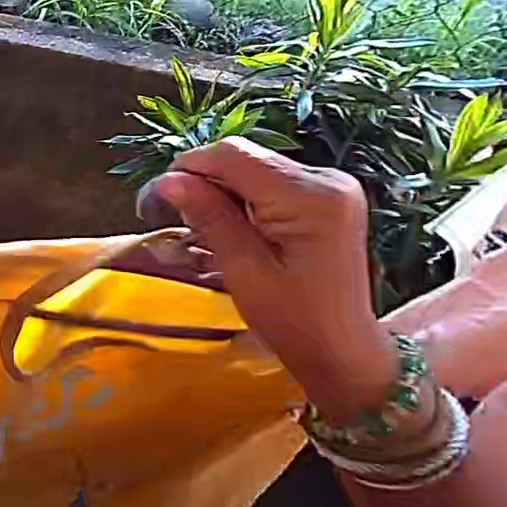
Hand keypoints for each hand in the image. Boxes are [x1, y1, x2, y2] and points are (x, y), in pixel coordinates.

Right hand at [143, 139, 395, 419]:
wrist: (344, 350)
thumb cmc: (295, 322)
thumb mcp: (245, 271)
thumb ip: (210, 217)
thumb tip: (168, 180)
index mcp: (309, 196)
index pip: (236, 156)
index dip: (192, 166)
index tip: (162, 193)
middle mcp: (326, 178)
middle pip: (247, 158)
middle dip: (208, 180)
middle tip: (182, 217)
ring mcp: (332, 184)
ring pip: (257, 167)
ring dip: (226, 190)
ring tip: (209, 227)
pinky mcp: (329, 194)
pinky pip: (274, 181)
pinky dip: (247, 197)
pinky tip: (238, 226)